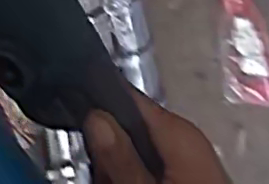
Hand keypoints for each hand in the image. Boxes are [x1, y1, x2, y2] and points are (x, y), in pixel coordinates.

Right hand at [84, 90, 229, 183]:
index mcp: (178, 131)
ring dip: (120, 172)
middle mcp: (185, 140)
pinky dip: (138, 179)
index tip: (77, 124)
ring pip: (138, 153)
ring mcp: (190, 164)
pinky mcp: (190, 181)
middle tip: (100, 178)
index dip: (97, 105)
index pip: (126, 94)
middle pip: (129, 127)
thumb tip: (95, 115)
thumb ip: (121, 157)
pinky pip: (154, 171)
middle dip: (109, 153)